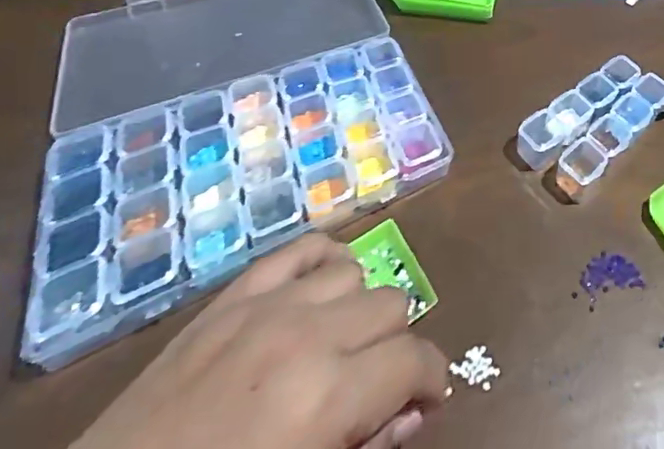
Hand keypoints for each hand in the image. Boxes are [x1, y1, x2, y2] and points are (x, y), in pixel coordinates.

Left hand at [73, 234, 447, 448]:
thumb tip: (412, 413)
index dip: (432, 382)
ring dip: (358, 310)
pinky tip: (318, 294)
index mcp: (327, 397)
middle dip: (396, 348)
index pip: (415, 360)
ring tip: (338, 347)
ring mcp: (265, 305)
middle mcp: (307, 334)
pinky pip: (300, 249)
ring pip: (354, 273)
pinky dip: (322, 263)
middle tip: (372, 390)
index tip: (423, 404)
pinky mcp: (231, 297)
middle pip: (392, 306)